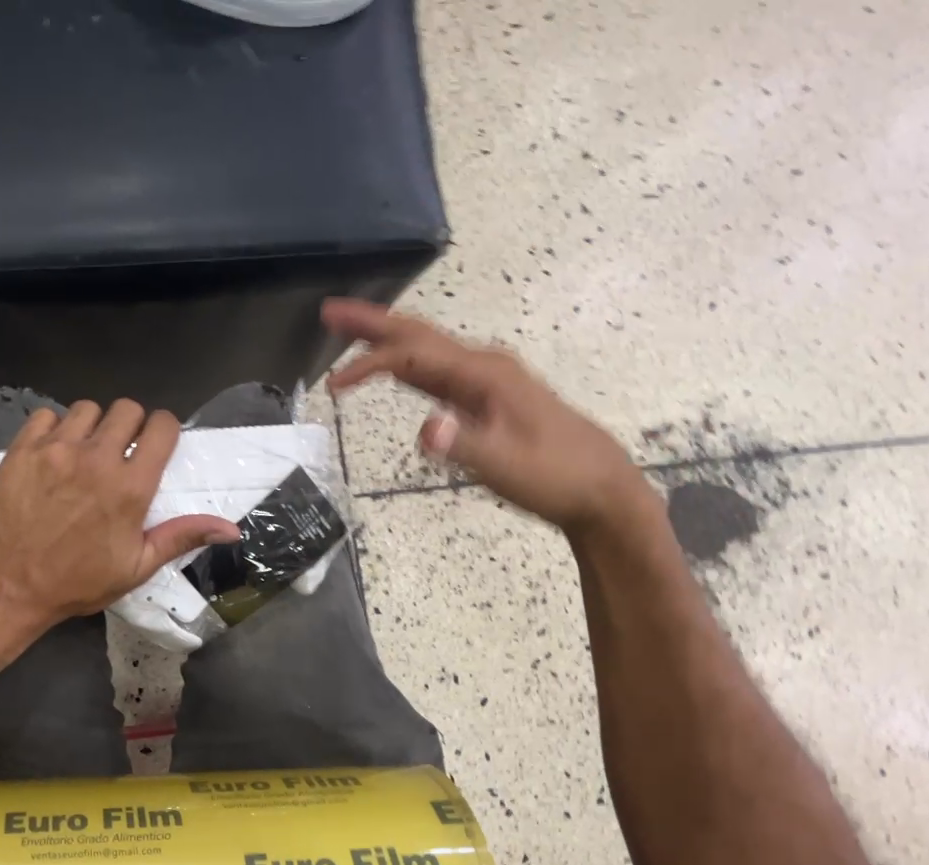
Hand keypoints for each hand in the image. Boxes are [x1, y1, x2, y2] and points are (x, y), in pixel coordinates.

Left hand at [0, 400, 240, 626]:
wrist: (11, 586)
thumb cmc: (77, 582)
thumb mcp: (135, 567)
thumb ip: (181, 538)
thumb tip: (232, 529)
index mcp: (130, 487)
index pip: (160, 427)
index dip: (162, 430)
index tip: (155, 443)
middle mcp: (96, 459)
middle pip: (126, 410)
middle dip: (130, 425)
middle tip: (119, 450)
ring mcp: (56, 451)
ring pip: (86, 409)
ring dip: (91, 426)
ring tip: (83, 452)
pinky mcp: (22, 450)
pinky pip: (45, 416)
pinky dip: (52, 428)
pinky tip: (52, 453)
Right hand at [323, 298, 651, 535]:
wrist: (600, 488)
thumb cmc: (554, 476)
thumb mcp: (507, 466)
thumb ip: (464, 445)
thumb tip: (425, 429)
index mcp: (485, 374)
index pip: (414, 356)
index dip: (370, 365)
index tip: (334, 386)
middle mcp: (482, 367)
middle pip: (417, 335)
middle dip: (372, 323)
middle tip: (329, 312)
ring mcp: (484, 381)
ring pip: (425, 350)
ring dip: (385, 340)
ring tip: (346, 332)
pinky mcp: (483, 398)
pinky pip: (435, 371)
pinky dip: (403, 365)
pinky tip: (390, 370)